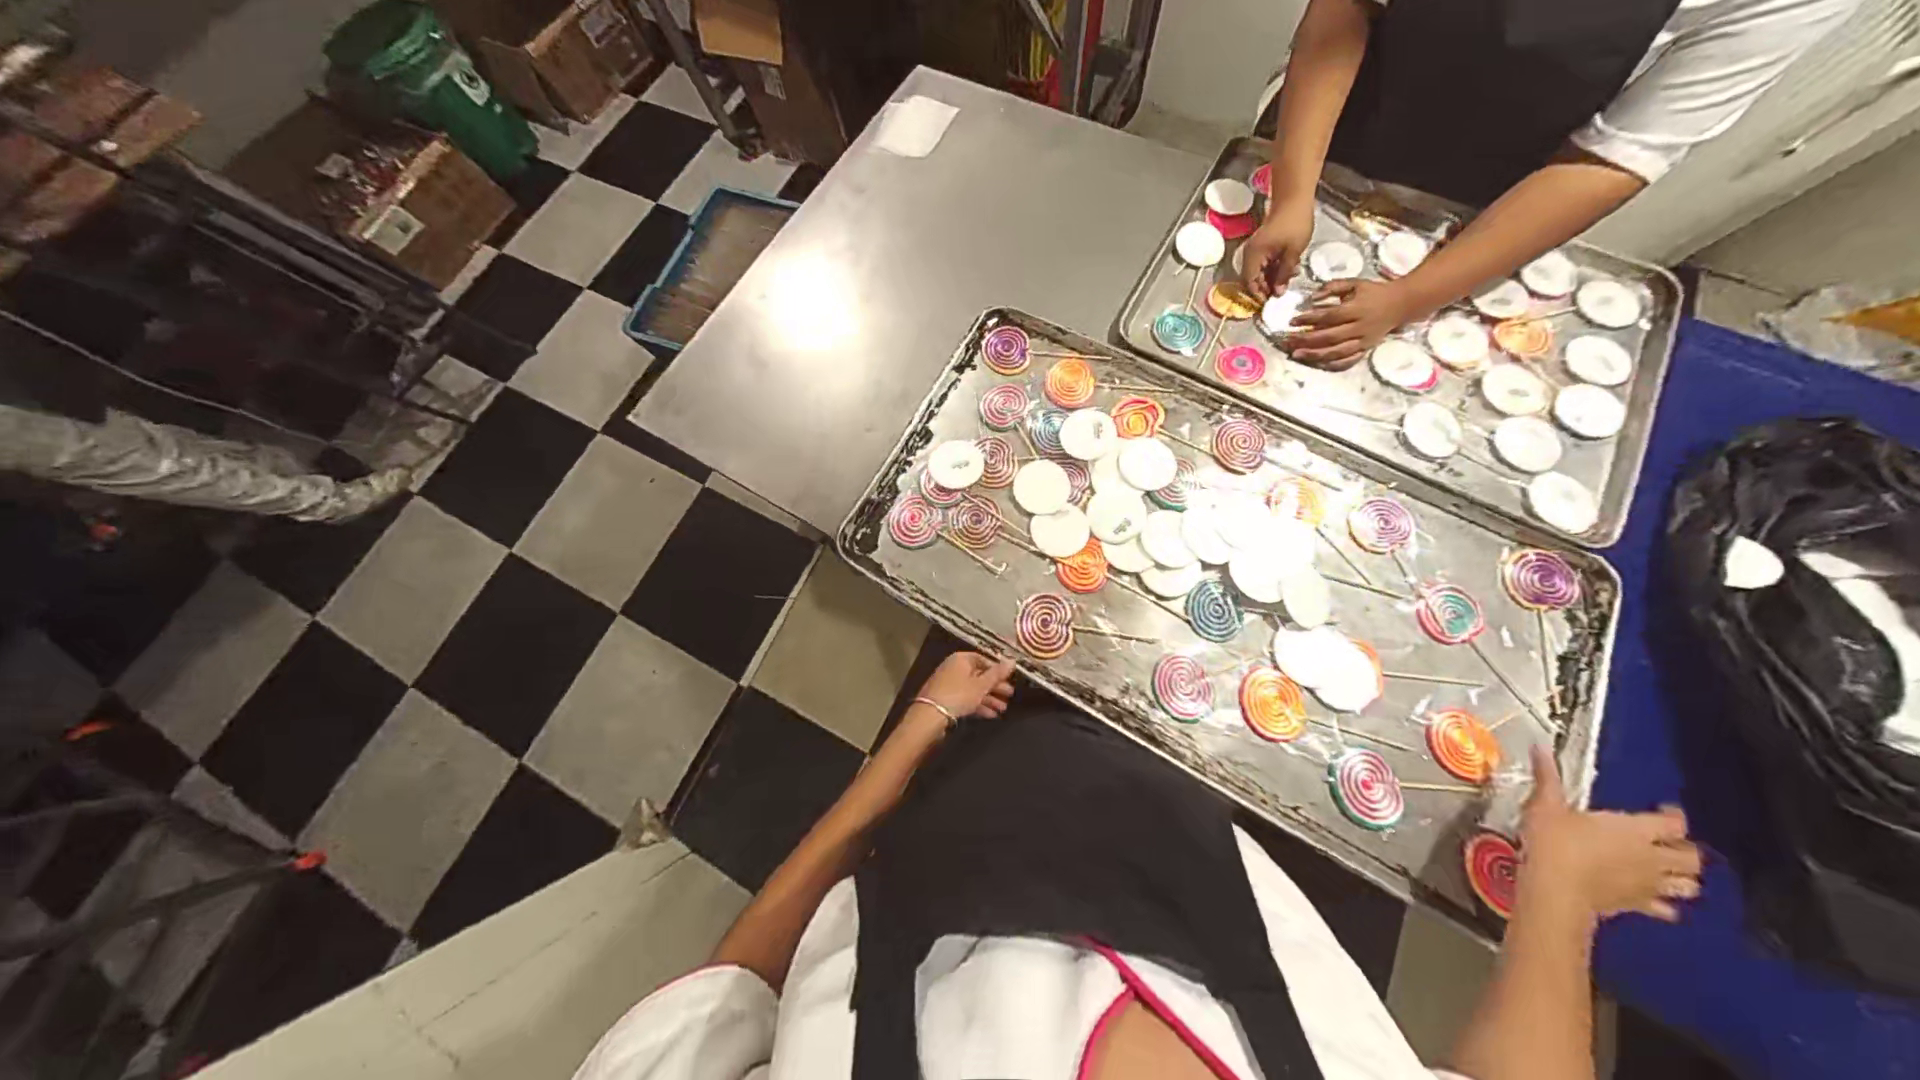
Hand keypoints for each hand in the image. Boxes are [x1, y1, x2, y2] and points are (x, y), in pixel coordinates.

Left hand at [916, 652, 1016, 720]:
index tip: (1009, 679)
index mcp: (961, 659)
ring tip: (1003, 709)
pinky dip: (978, 705)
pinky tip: (990, 715)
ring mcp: (948, 683)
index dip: (997, 670)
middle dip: (995, 687)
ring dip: (989, 698)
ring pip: (973, 689)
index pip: (983, 659)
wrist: (930, 715)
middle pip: (979, 675)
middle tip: (1010, 695)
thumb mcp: (981, 684)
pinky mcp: (945, 698)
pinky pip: (965, 698)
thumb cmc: (959, 694)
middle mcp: (954, 668)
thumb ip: (997, 674)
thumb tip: (1012, 660)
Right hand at [1241, 196, 1315, 301]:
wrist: (1294, 199)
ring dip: (1272, 278)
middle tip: (1282, 292)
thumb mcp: (1293, 252)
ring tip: (1289, 279)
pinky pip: (1263, 263)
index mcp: (1253, 256)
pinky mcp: (1262, 246)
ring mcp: (1254, 250)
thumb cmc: (1294, 224)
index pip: (1249, 282)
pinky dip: (1273, 269)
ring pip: (1259, 272)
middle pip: (1252, 279)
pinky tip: (1287, 269)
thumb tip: (1277, 293)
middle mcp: (1249, 255)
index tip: (1270, 302)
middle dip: (1266, 287)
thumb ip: (1283, 274)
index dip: (1258, 294)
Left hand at [1281, 278, 1421, 368]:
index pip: (1329, 316)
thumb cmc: (1373, 292)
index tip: (1292, 321)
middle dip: (1306, 340)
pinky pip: (1348, 361)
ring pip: (1337, 352)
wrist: (1402, 303)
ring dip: (1314, 355)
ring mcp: (1364, 341)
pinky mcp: (1366, 350)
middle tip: (1287, 341)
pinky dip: (1332, 365)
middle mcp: (1361, 327)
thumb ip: (1333, 287)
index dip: (1309, 319)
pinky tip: (1317, 364)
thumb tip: (1312, 297)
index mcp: (1358, 309)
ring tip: (1296, 355)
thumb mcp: (1355, 283)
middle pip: (1330, 337)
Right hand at [1517, 746, 1702, 922]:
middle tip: (1667, 842)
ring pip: (1688, 886)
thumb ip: (1547, 778)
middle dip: (1685, 850)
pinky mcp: (1638, 906)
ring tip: (1666, 871)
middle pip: (1692, 858)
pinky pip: (1664, 909)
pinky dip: (1663, 904)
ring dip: (1682, 878)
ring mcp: (1649, 885)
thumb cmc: (1554, 841)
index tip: (1662, 809)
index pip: (1675, 823)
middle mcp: (1652, 858)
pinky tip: (1651, 898)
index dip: (1673, 815)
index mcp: (1636, 830)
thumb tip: (1539, 748)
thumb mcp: (1545, 805)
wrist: (1555, 888)